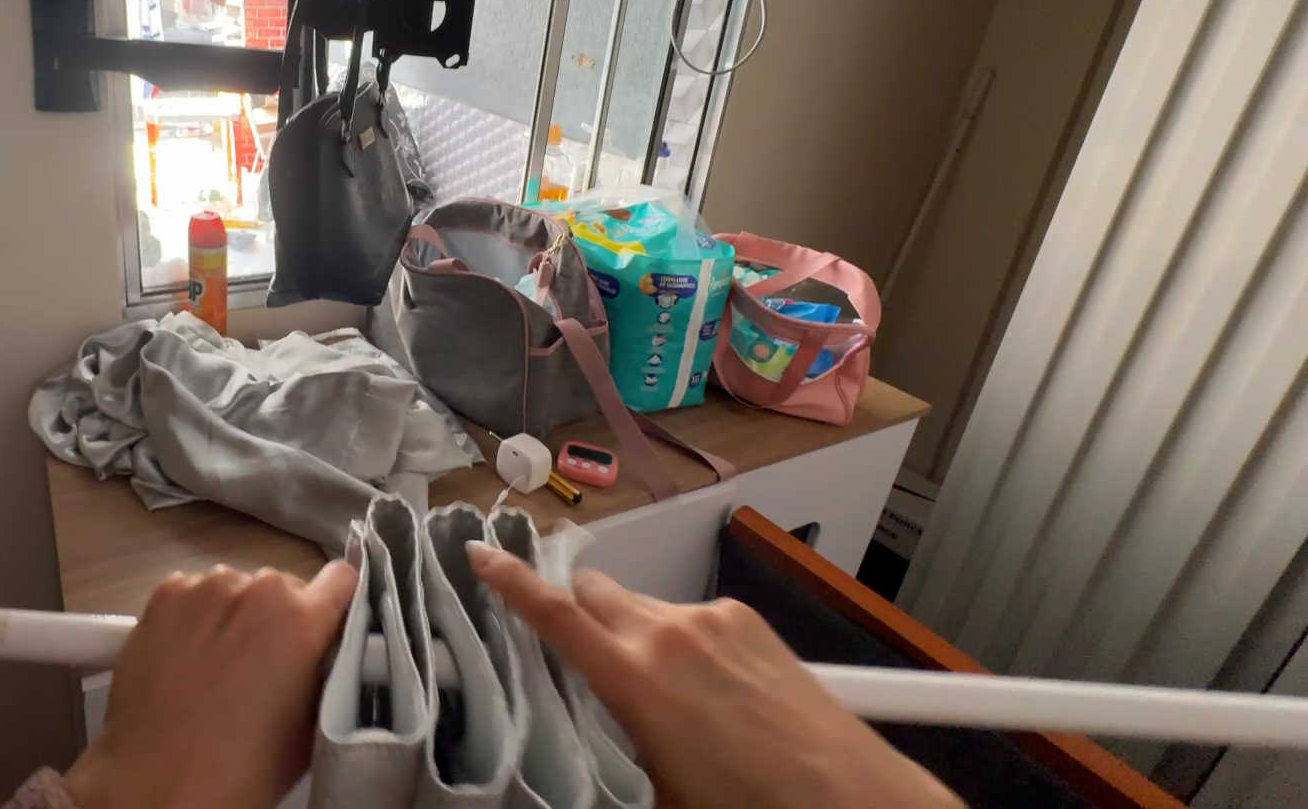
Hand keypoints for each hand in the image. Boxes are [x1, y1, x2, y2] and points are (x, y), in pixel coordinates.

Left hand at [64, 562, 357, 808]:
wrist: (154, 784)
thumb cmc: (240, 769)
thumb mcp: (311, 725)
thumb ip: (327, 670)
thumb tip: (327, 648)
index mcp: (302, 620)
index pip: (341, 578)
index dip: (335, 601)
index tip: (325, 621)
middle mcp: (259, 589)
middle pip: (283, 586)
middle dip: (278, 617)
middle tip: (263, 663)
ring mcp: (209, 586)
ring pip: (237, 587)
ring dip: (236, 612)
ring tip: (218, 662)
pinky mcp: (168, 592)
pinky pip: (196, 591)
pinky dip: (196, 614)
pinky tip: (187, 654)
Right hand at [466, 544, 960, 808]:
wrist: (858, 803)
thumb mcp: (657, 789)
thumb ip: (614, 737)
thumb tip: (595, 719)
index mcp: (633, 677)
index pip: (553, 614)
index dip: (509, 580)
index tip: (478, 552)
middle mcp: (662, 631)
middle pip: (592, 591)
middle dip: (581, 612)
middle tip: (594, 658)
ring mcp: (705, 617)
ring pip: (639, 604)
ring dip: (634, 632)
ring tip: (672, 690)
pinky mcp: (742, 615)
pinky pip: (686, 615)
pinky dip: (681, 639)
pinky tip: (716, 686)